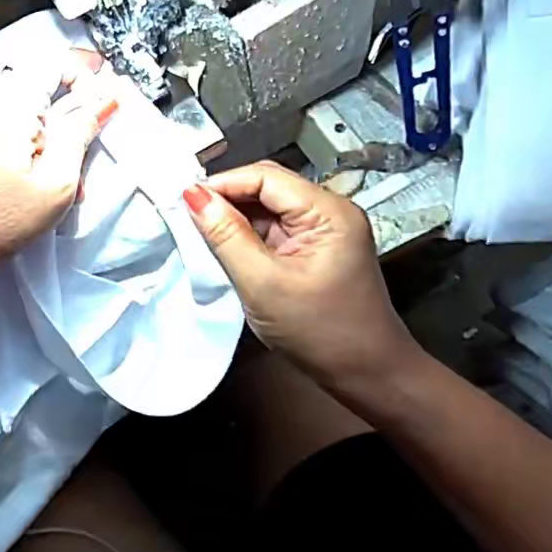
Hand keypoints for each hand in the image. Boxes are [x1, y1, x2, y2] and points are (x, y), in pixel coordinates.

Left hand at [0, 51, 117, 303]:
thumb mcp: (56, 178)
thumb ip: (82, 129)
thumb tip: (105, 96)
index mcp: (6, 100)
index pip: (56, 61)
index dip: (88, 73)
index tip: (108, 96)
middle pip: (41, 84)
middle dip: (70, 112)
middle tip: (87, 147)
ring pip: (26, 108)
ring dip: (52, 133)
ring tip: (64, 177)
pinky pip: (7, 123)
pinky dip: (30, 142)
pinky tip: (39, 178)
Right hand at [183, 161, 423, 390]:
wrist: (366, 374)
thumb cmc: (321, 332)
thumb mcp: (263, 283)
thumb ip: (226, 236)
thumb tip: (194, 196)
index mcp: (328, 212)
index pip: (265, 177)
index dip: (223, 184)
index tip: (185, 200)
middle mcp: (330, 211)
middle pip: (267, 186)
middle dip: (227, 198)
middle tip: (188, 215)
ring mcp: (324, 230)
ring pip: (267, 207)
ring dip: (235, 217)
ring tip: (203, 233)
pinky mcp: (315, 248)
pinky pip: (274, 228)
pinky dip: (247, 235)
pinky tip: (227, 247)